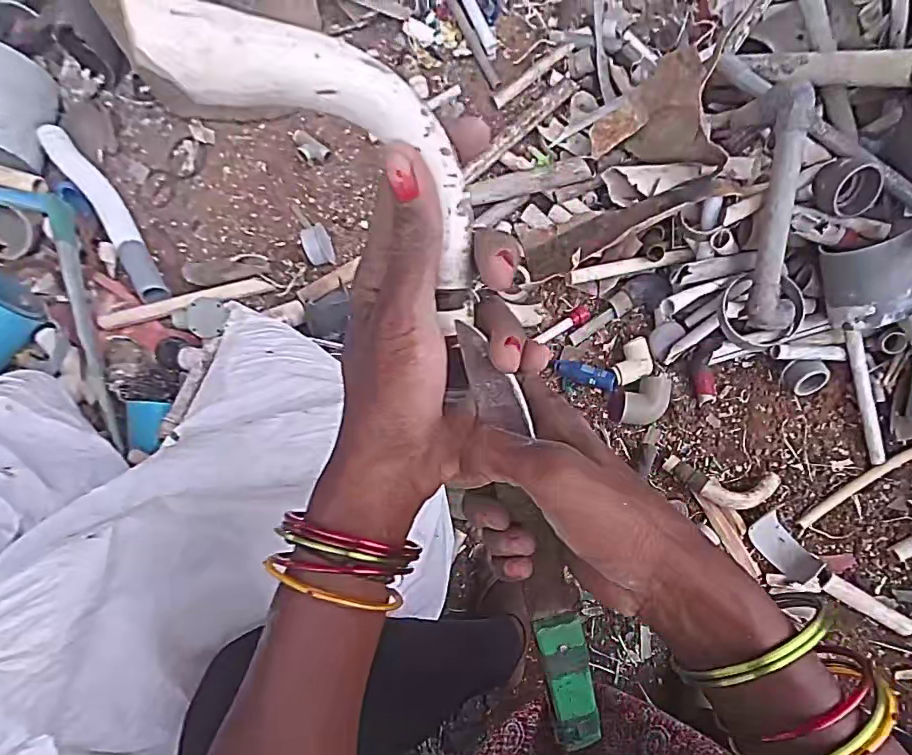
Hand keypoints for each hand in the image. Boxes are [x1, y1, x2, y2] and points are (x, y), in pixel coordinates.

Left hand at [310, 122, 523, 540]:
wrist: (405, 464)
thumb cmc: (386, 400)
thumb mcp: (400, 315)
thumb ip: (414, 243)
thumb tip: (403, 164)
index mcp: (392, 277)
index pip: (419, 201)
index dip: (445, 163)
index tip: (474, 132)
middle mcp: (425, 298)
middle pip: (473, 247)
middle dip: (495, 259)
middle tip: (497, 276)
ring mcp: (454, 332)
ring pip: (499, 299)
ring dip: (507, 327)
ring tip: (499, 358)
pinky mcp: (479, 363)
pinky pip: (514, 340)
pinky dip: (525, 351)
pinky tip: (523, 366)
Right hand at [458, 377, 791, 670]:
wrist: (653, 578)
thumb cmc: (627, 522)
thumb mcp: (558, 473)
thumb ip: (503, 451)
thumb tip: (461, 444)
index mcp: (554, 430)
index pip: (509, 393)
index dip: (482, 403)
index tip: (465, 430)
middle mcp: (547, 462)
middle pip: (484, 463)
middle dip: (482, 494)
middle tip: (502, 509)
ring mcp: (545, 501)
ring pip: (491, 510)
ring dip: (499, 534)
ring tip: (525, 542)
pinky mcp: (545, 536)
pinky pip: (505, 544)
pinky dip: (510, 558)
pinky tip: (530, 560)